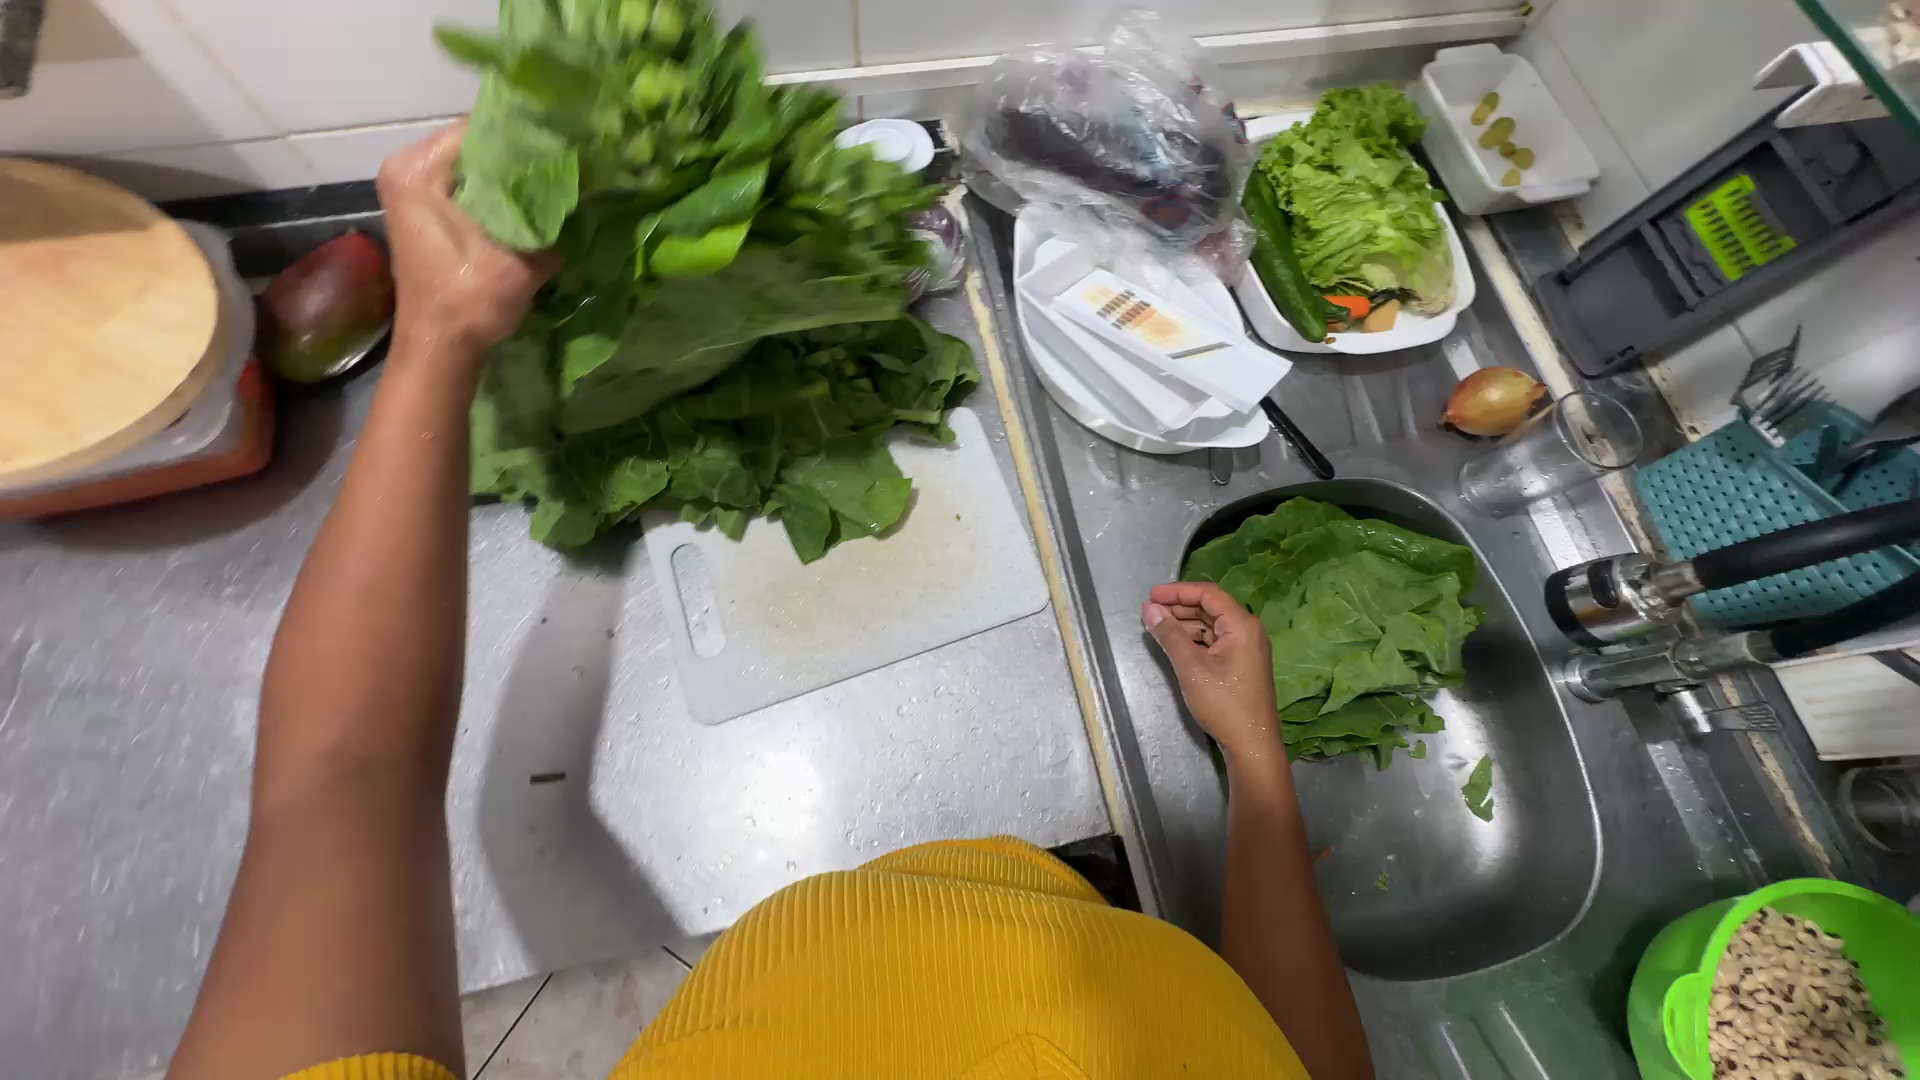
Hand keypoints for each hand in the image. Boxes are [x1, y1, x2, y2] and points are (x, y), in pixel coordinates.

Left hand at [376, 120, 557, 355]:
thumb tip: (588, 207)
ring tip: (558, 189)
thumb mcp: (519, 262)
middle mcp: (409, 172)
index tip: (566, 151)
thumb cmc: (469, 301)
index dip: (525, 141)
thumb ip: (553, 229)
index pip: (478, 131)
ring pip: (478, 175)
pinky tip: (536, 213)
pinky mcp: (430, 218)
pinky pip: (473, 195)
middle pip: (477, 151)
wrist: (442, 348)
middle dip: (521, 162)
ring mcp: (417, 195)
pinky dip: (503, 202)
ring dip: (515, 185)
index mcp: (417, 170)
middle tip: (569, 169)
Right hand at [1142, 583, 1286, 772]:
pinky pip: (1214, 640)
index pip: (1208, 594)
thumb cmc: (1223, 703)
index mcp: (1241, 625)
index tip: (1151, 596)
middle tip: (1149, 612)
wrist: (1251, 744)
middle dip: (1178, 606)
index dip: (1177, 591)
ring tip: (1157, 626)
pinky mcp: (1240, 663)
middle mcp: (1247, 631)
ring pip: (1211, 624)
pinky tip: (1175, 643)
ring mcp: (1246, 647)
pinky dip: (1194, 638)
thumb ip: (1169, 634)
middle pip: (1210, 607)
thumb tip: (1149, 609)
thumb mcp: (1191, 667)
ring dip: (1184, 622)